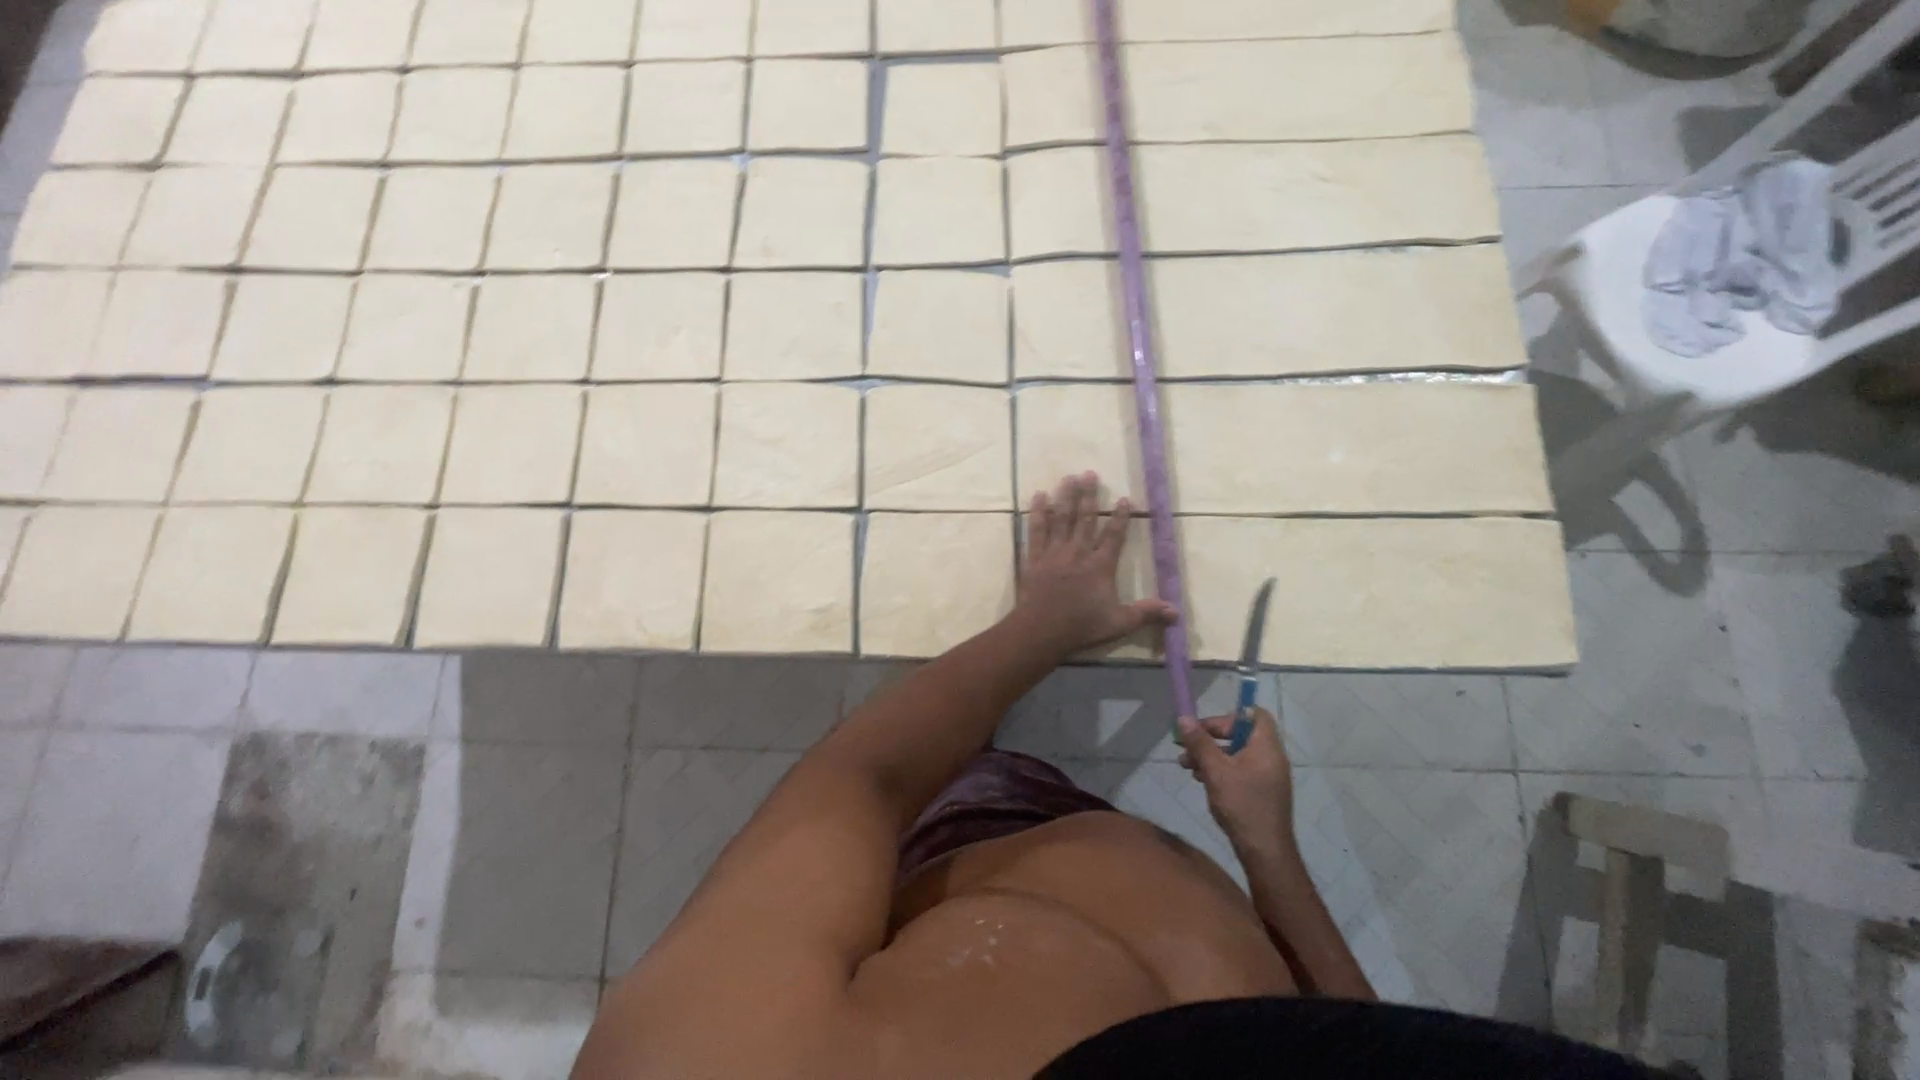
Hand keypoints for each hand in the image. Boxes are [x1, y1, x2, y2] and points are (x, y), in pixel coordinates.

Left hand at [1016, 472, 1176, 653]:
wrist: (1041, 631)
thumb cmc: (1082, 627)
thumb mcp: (1119, 623)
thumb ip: (1146, 613)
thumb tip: (1176, 612)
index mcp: (1100, 566)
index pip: (1114, 536)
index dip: (1120, 517)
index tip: (1124, 498)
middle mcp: (1078, 553)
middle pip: (1085, 519)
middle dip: (1089, 496)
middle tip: (1089, 473)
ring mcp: (1054, 553)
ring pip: (1061, 519)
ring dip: (1065, 497)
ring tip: (1068, 478)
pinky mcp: (1034, 558)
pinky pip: (1036, 531)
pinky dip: (1038, 513)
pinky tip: (1039, 497)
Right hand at [1177, 708, 1295, 858]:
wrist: (1265, 850)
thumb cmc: (1242, 804)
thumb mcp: (1215, 771)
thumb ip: (1200, 743)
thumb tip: (1184, 718)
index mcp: (1266, 746)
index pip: (1254, 714)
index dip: (1229, 715)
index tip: (1205, 726)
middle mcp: (1271, 757)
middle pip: (1240, 734)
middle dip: (1211, 738)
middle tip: (1187, 745)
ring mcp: (1268, 775)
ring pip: (1237, 754)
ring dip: (1211, 756)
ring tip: (1186, 765)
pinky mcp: (1262, 791)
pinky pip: (1241, 770)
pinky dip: (1221, 770)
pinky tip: (1202, 780)